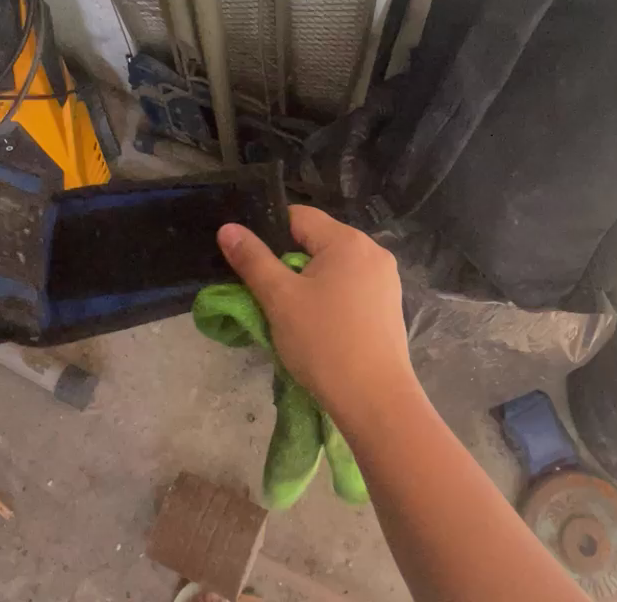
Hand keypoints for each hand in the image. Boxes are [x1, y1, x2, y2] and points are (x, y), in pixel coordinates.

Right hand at [216, 206, 415, 424]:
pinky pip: (350, 288)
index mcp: (347, 240)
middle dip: (288, 262)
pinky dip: (330, 299)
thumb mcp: (280, 299)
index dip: (270, 232)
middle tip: (267, 293)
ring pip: (333, 268)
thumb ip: (253, 259)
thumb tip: (228, 228)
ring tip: (290, 314)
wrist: (375, 401)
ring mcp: (385, 280)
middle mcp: (372, 251)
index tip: (251, 260)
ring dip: (309, 283)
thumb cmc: (324, 342)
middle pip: (317, 241)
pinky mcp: (388, 306)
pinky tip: (318, 328)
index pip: (299, 216)